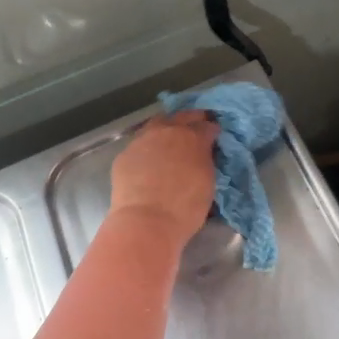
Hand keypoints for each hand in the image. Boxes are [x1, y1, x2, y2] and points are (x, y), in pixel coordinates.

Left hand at [109, 111, 217, 246]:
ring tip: (167, 144)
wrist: (146, 222)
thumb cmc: (185, 207)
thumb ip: (205, 160)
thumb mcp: (207, 182)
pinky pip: (139, 145)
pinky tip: (147, 164)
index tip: (213, 139)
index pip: (207, 126)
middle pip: (182, 116)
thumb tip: (201, 154)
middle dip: (190, 121)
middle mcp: (168, 131)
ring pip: (156, 125)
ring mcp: (143, 140)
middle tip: (194, 131)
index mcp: (193, 137)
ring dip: (165, 131)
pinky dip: (147, 150)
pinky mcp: (124, 154)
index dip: (212, 132)